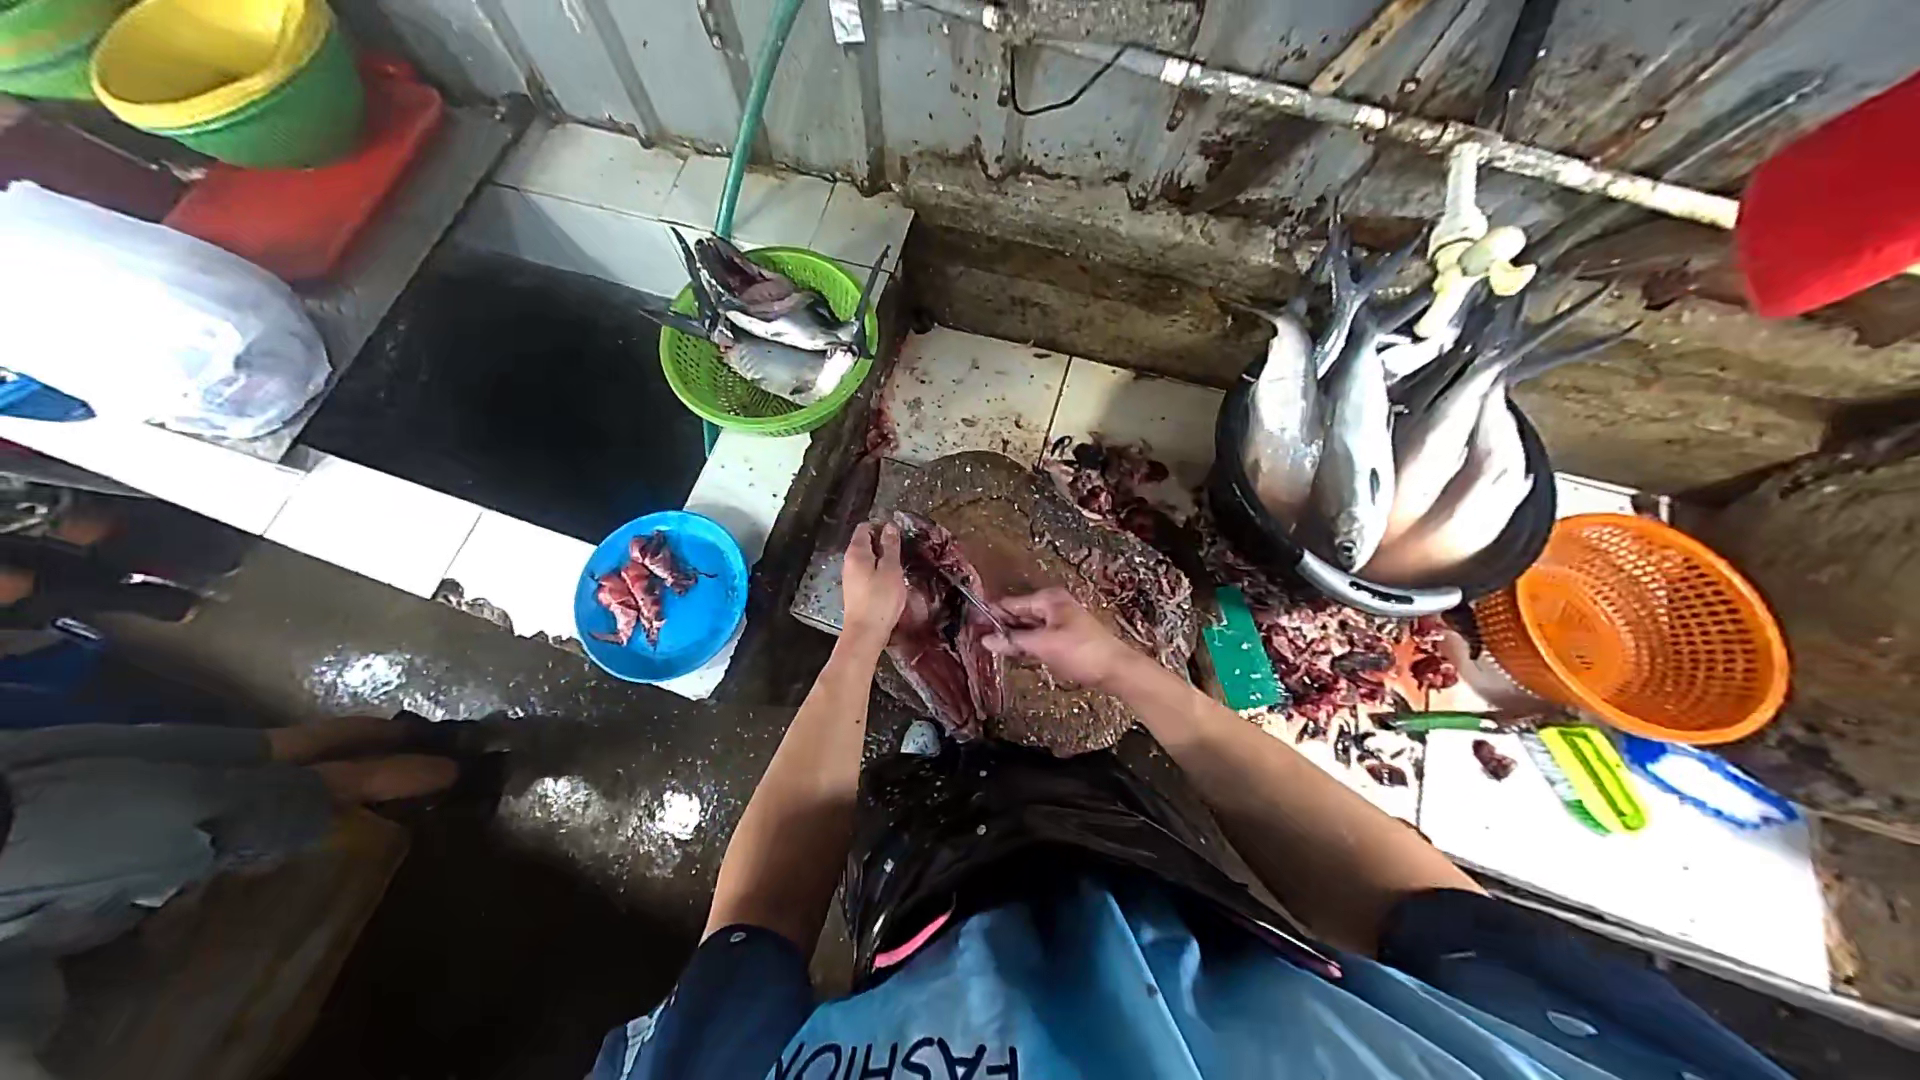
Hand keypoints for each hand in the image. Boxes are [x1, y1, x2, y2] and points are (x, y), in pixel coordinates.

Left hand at [842, 522, 906, 647]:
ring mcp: (851, 577)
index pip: (864, 528)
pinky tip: (892, 579)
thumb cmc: (880, 599)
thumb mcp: (891, 569)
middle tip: (903, 548)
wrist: (866, 632)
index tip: (898, 532)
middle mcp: (849, 562)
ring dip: (883, 558)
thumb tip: (889, 526)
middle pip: (865, 543)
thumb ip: (890, 547)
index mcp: (856, 553)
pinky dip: (879, 571)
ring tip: (901, 563)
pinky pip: (867, 572)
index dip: (881, 526)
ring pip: (867, 559)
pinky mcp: (856, 590)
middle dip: (883, 542)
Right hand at [986, 588, 1137, 690]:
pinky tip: (1014, 654)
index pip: (1011, 603)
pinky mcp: (1065, 637)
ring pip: (1028, 627)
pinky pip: (1039, 637)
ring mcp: (1060, 621)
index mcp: (1048, 599)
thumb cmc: (1080, 651)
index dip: (991, 614)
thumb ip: (1013, 641)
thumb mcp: (1043, 645)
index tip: (971, 624)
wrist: (1116, 670)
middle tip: (977, 639)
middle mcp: (1053, 605)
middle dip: (1001, 626)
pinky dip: (1026, 644)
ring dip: (1013, 637)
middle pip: (1019, 614)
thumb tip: (985, 640)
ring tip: (991, 648)